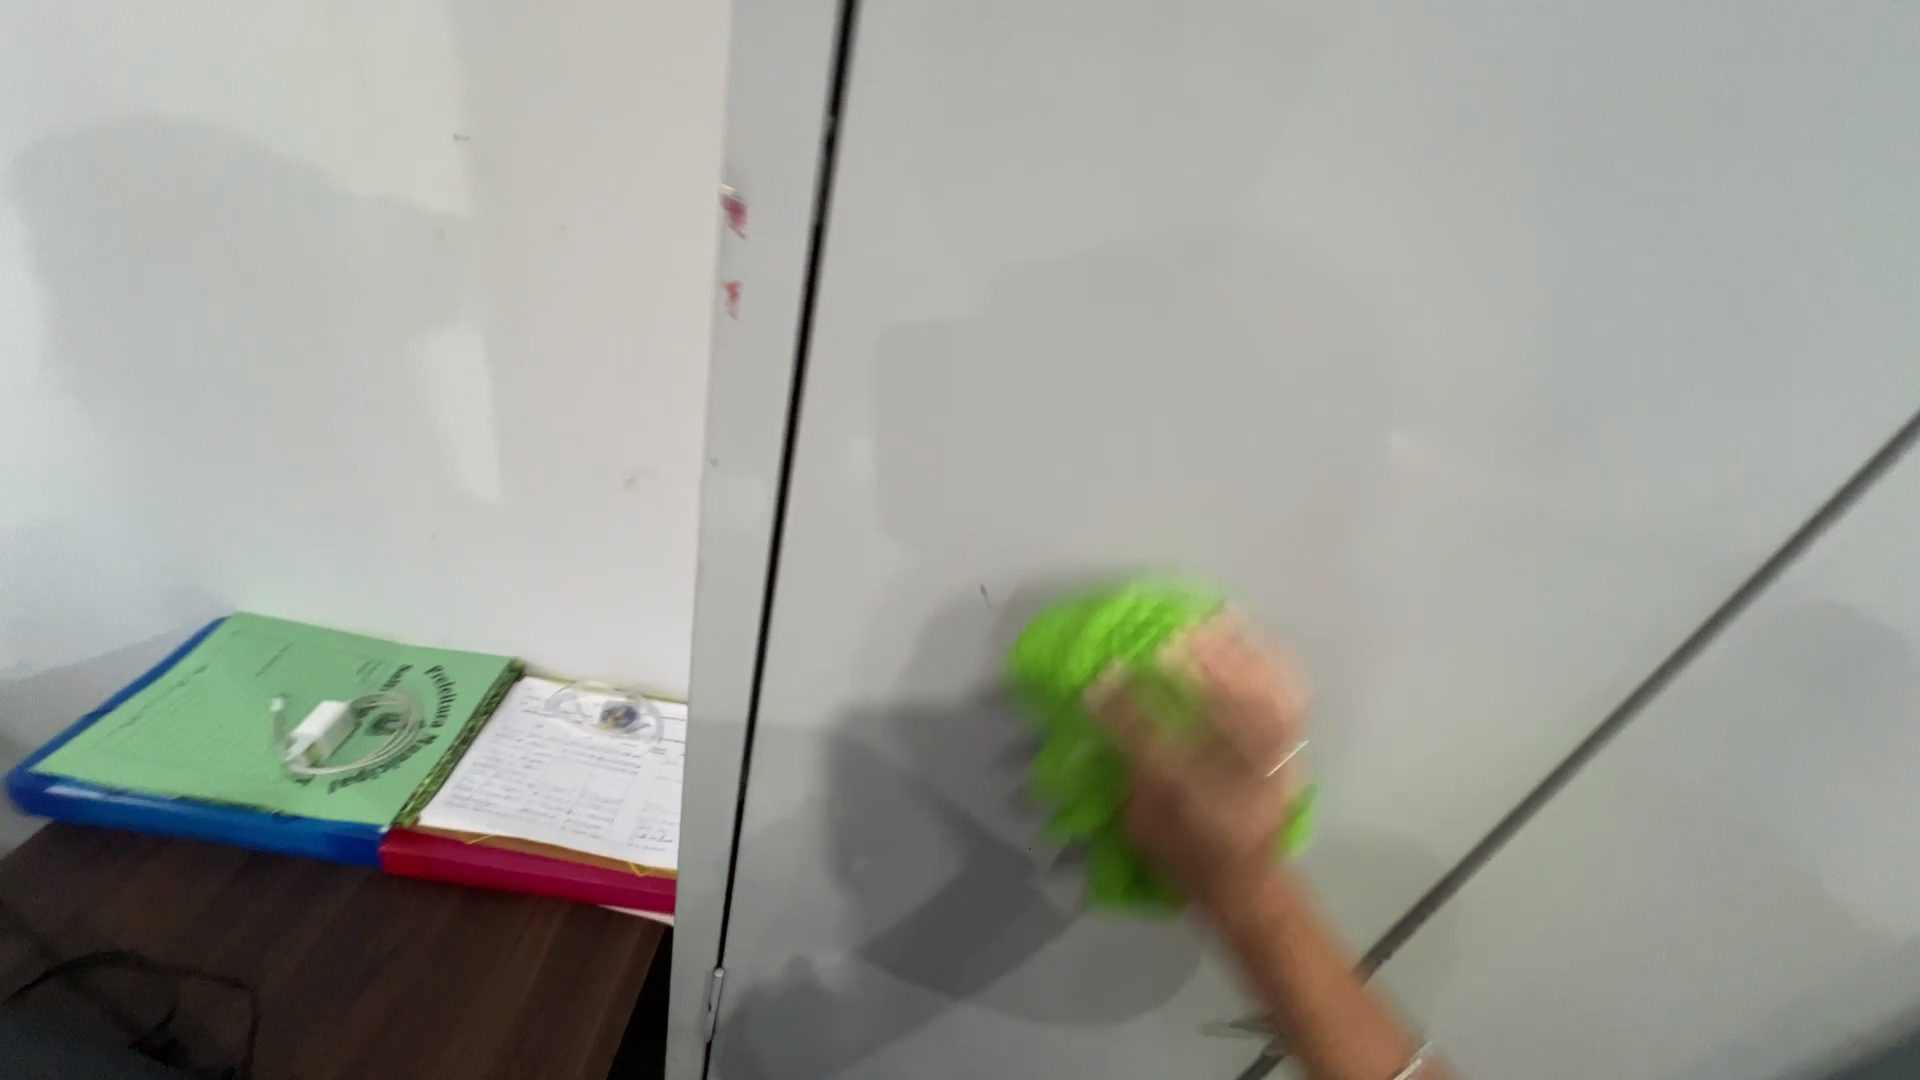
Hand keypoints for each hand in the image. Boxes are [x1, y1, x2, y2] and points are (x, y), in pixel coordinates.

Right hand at [1088, 619, 1309, 918]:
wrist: (1250, 887)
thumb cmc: (1184, 858)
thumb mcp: (1142, 823)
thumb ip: (1130, 769)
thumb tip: (1110, 709)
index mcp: (1198, 808)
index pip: (1158, 750)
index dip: (1129, 711)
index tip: (1105, 674)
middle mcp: (1243, 787)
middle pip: (1228, 722)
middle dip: (1199, 676)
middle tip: (1169, 641)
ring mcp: (1274, 768)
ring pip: (1266, 706)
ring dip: (1238, 661)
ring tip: (1210, 624)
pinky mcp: (1290, 755)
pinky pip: (1289, 702)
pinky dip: (1271, 663)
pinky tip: (1249, 636)